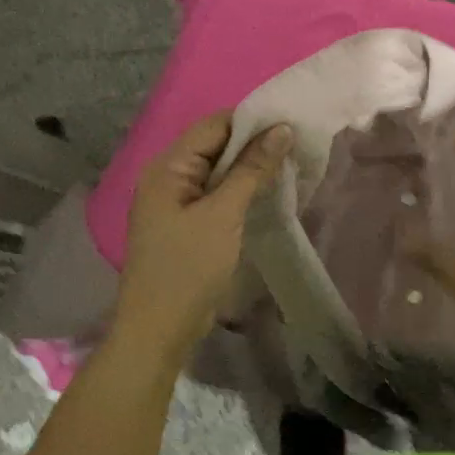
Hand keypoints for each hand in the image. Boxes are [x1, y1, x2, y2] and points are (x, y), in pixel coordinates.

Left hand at [113, 112, 290, 360]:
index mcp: (168, 167)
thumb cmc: (188, 268)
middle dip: (255, 143)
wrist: (158, 332)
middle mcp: (168, 177)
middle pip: (216, 144)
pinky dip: (241, 188)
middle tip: (296, 146)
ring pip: (219, 168)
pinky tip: (268, 192)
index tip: (290, 126)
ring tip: (288, 166)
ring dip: (251, 167)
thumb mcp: (224, 214)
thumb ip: (252, 168)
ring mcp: (176, 201)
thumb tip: (282, 127)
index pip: (214, 125)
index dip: (252, 122)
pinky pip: (217, 191)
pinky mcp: (187, 222)